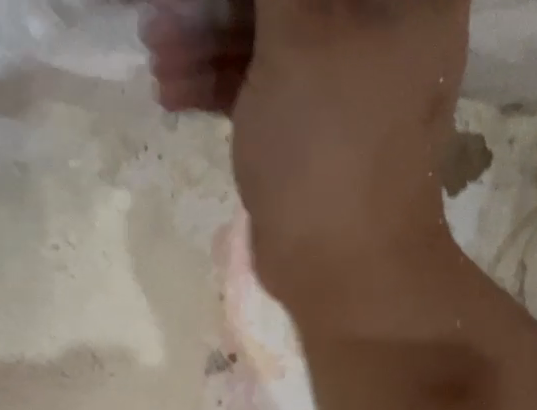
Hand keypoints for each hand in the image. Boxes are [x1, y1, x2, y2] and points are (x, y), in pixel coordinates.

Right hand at [142, 0, 474, 334]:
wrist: (340, 257)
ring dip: (206, 45)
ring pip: (266, 39)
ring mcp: (342, 75)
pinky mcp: (307, 122)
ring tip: (156, 60)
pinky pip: (259, 85)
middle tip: (159, 20)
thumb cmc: (327, 143)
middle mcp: (380, 23)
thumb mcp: (300, 42)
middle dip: (219, 7)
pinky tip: (172, 93)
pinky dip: (216, 85)